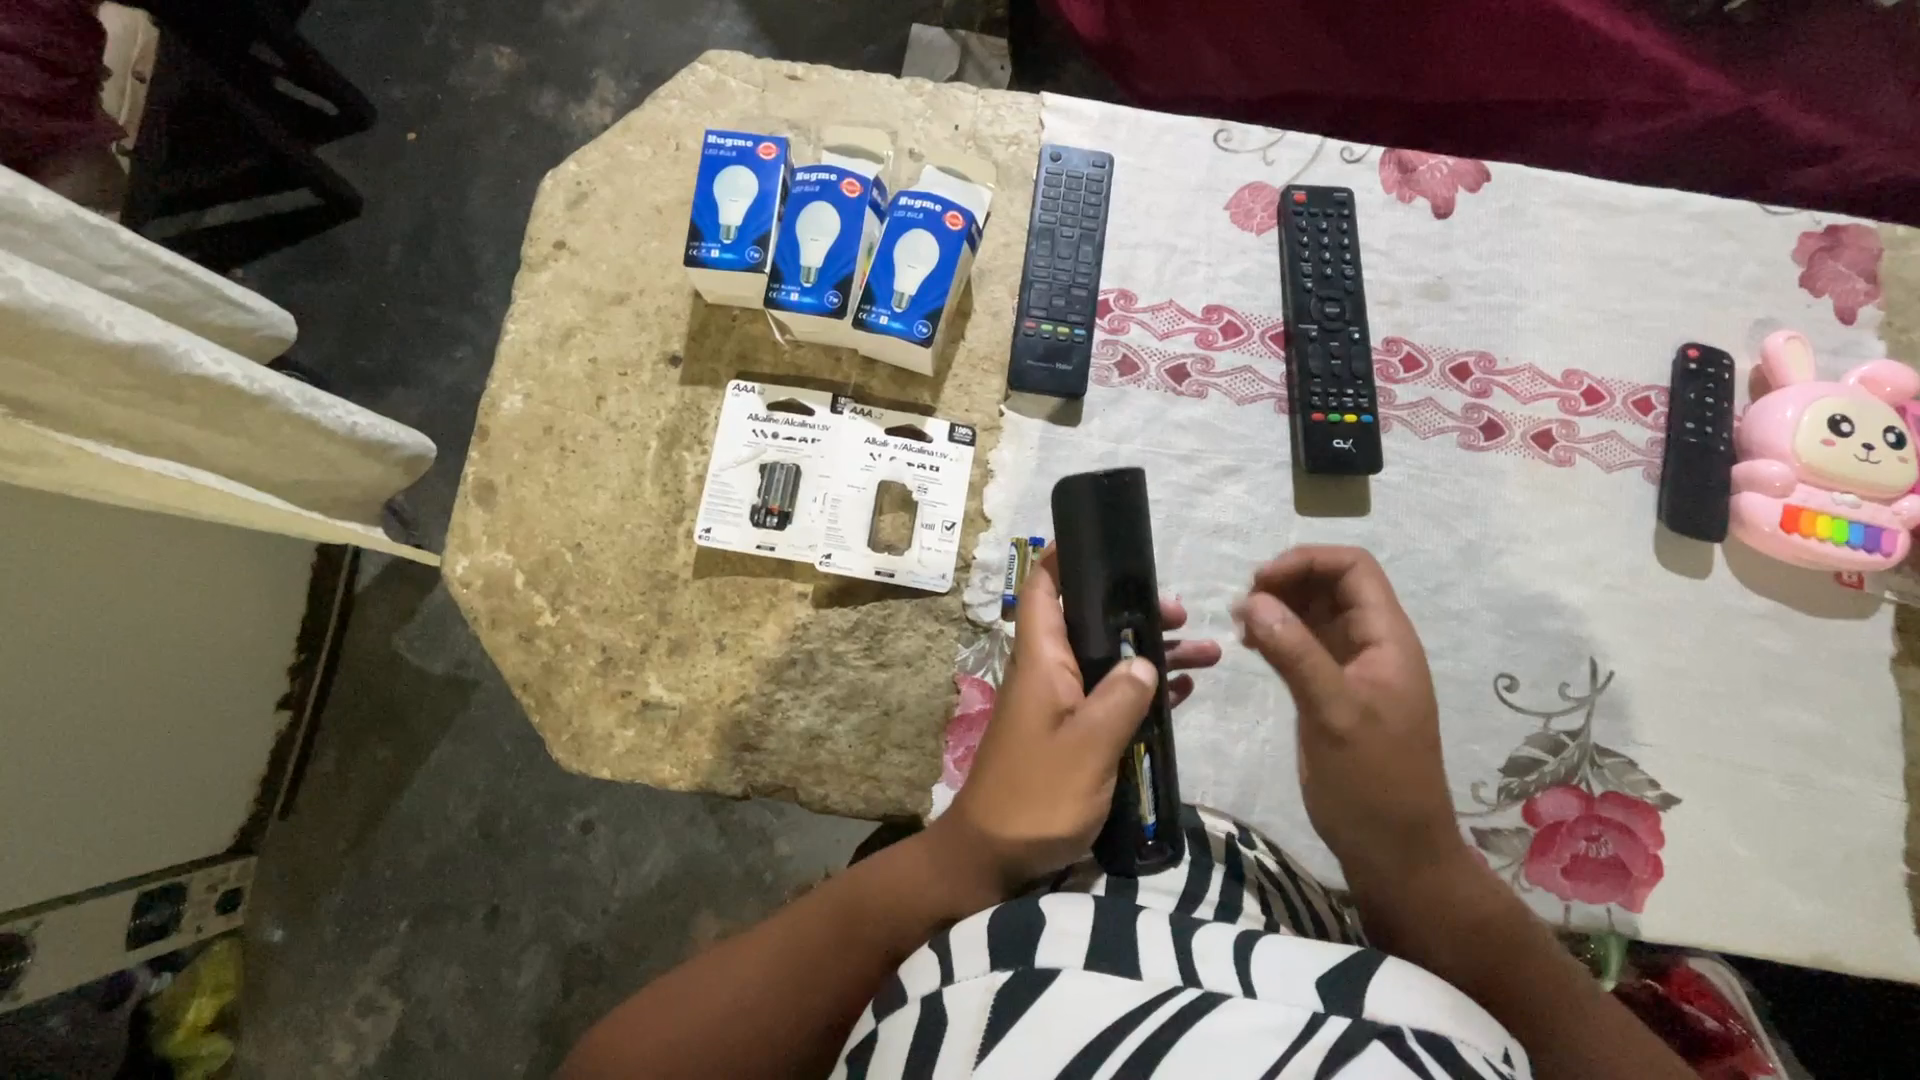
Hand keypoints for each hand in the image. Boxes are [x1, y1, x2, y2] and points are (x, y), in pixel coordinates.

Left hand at [927, 549, 1221, 900]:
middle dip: (1135, 611)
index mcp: (1042, 659)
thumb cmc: (1035, 796)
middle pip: (1091, 621)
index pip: (1045, 588)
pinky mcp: (1072, 735)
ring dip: (1152, 653)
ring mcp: (1061, 704)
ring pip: (1110, 660)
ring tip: (1207, 650)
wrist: (994, 856)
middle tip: (1183, 615)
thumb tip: (1145, 660)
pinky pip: (1112, 699)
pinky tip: (1184, 690)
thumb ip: (1120, 698)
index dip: (1066, 556)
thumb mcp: (1087, 746)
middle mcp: (1050, 672)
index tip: (1108, 541)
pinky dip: (1145, 691)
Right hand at [1233, 546, 1471, 904]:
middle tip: (1241, 605)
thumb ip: (1296, 653)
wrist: (1393, 849)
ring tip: (1239, 624)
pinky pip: (1303, 646)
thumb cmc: (1372, 781)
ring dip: (1277, 608)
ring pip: (1314, 615)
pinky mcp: (1331, 692)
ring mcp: (1352, 669)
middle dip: (1286, 583)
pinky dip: (1276, 636)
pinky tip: (1250, 646)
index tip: (1258, 582)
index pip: (1353, 569)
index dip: (1307, 562)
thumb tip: (1253, 600)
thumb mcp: (1334, 713)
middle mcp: (1372, 645)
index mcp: (1387, 640)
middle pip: (1331, 586)